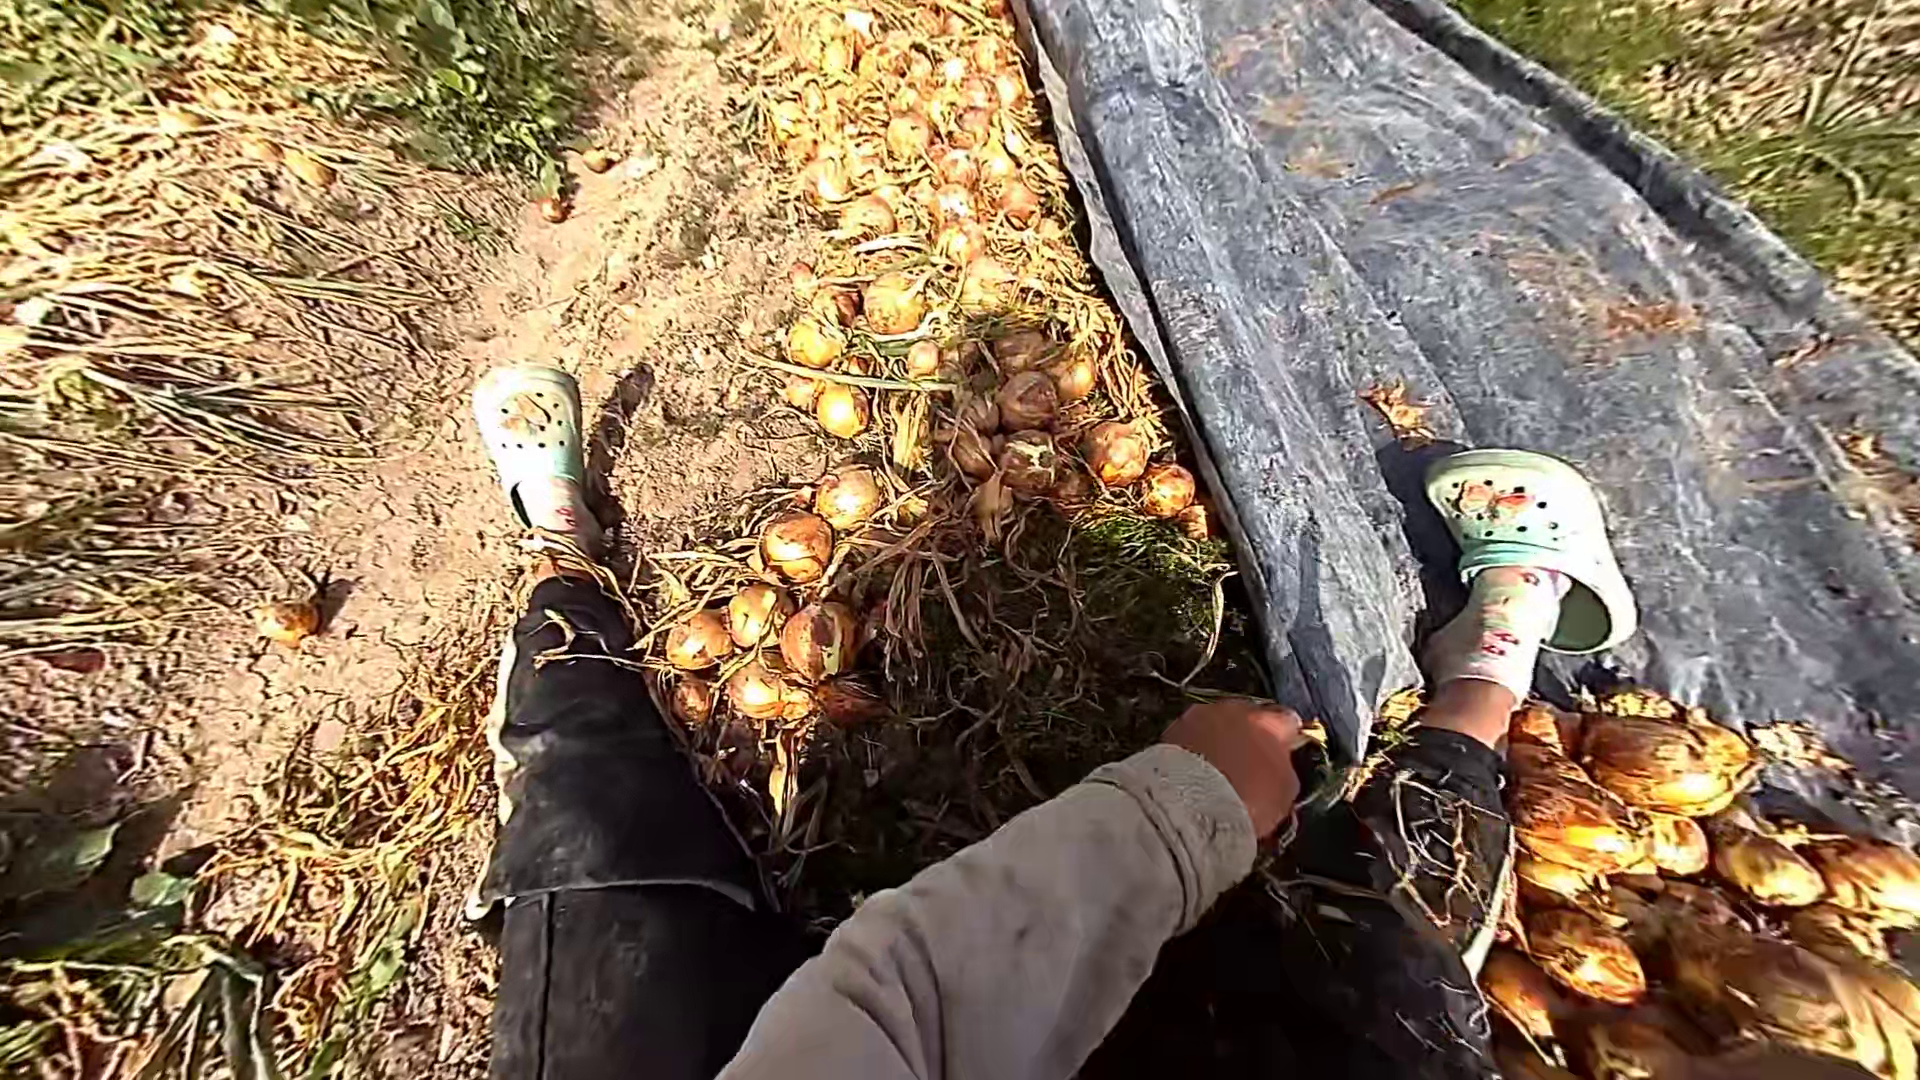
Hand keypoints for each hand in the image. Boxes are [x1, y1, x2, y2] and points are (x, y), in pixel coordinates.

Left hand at [1160, 700, 1307, 837]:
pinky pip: (1192, 733)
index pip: (1286, 720)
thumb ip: (1283, 764)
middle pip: (1247, 716)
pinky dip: (1196, 745)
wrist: (1190, 802)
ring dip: (1219, 737)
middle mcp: (1232, 709)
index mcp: (1267, 721)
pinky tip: (1195, 767)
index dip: (1286, 737)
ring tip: (1218, 765)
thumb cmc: (1246, 799)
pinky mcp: (1173, 727)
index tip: (1283, 751)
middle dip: (1249, 733)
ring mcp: (1199, 715)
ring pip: (1216, 722)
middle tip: (1248, 761)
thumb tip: (1278, 760)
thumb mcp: (1284, 789)